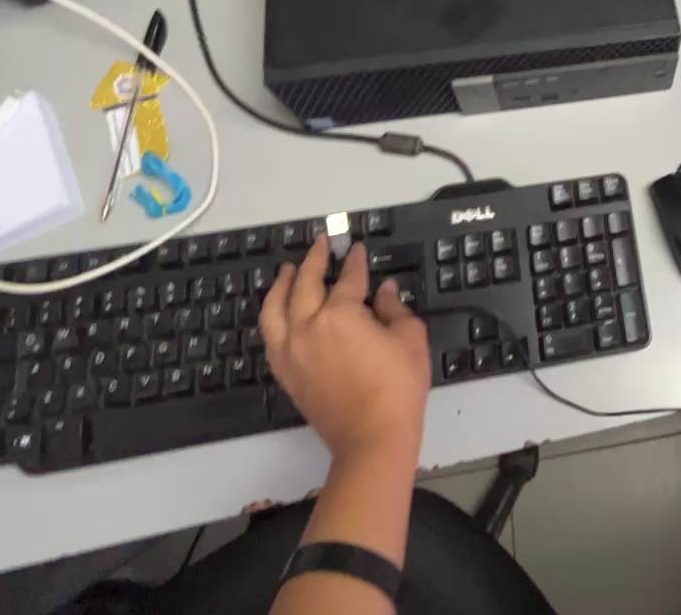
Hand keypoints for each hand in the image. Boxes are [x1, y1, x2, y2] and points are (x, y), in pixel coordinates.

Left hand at [260, 237, 430, 460]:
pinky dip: (274, 317)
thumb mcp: (410, 338)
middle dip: (314, 261)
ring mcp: (291, 352)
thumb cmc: (398, 386)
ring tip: (289, 271)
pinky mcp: (286, 374)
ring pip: (275, 309)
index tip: (356, 248)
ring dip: (282, 285)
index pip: (348, 279)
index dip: (355, 261)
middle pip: (305, 285)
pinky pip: (271, 337)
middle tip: (320, 244)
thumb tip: (385, 292)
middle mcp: (307, 328)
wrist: (373, 437)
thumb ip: (395, 308)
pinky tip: (281, 312)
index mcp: (340, 315)